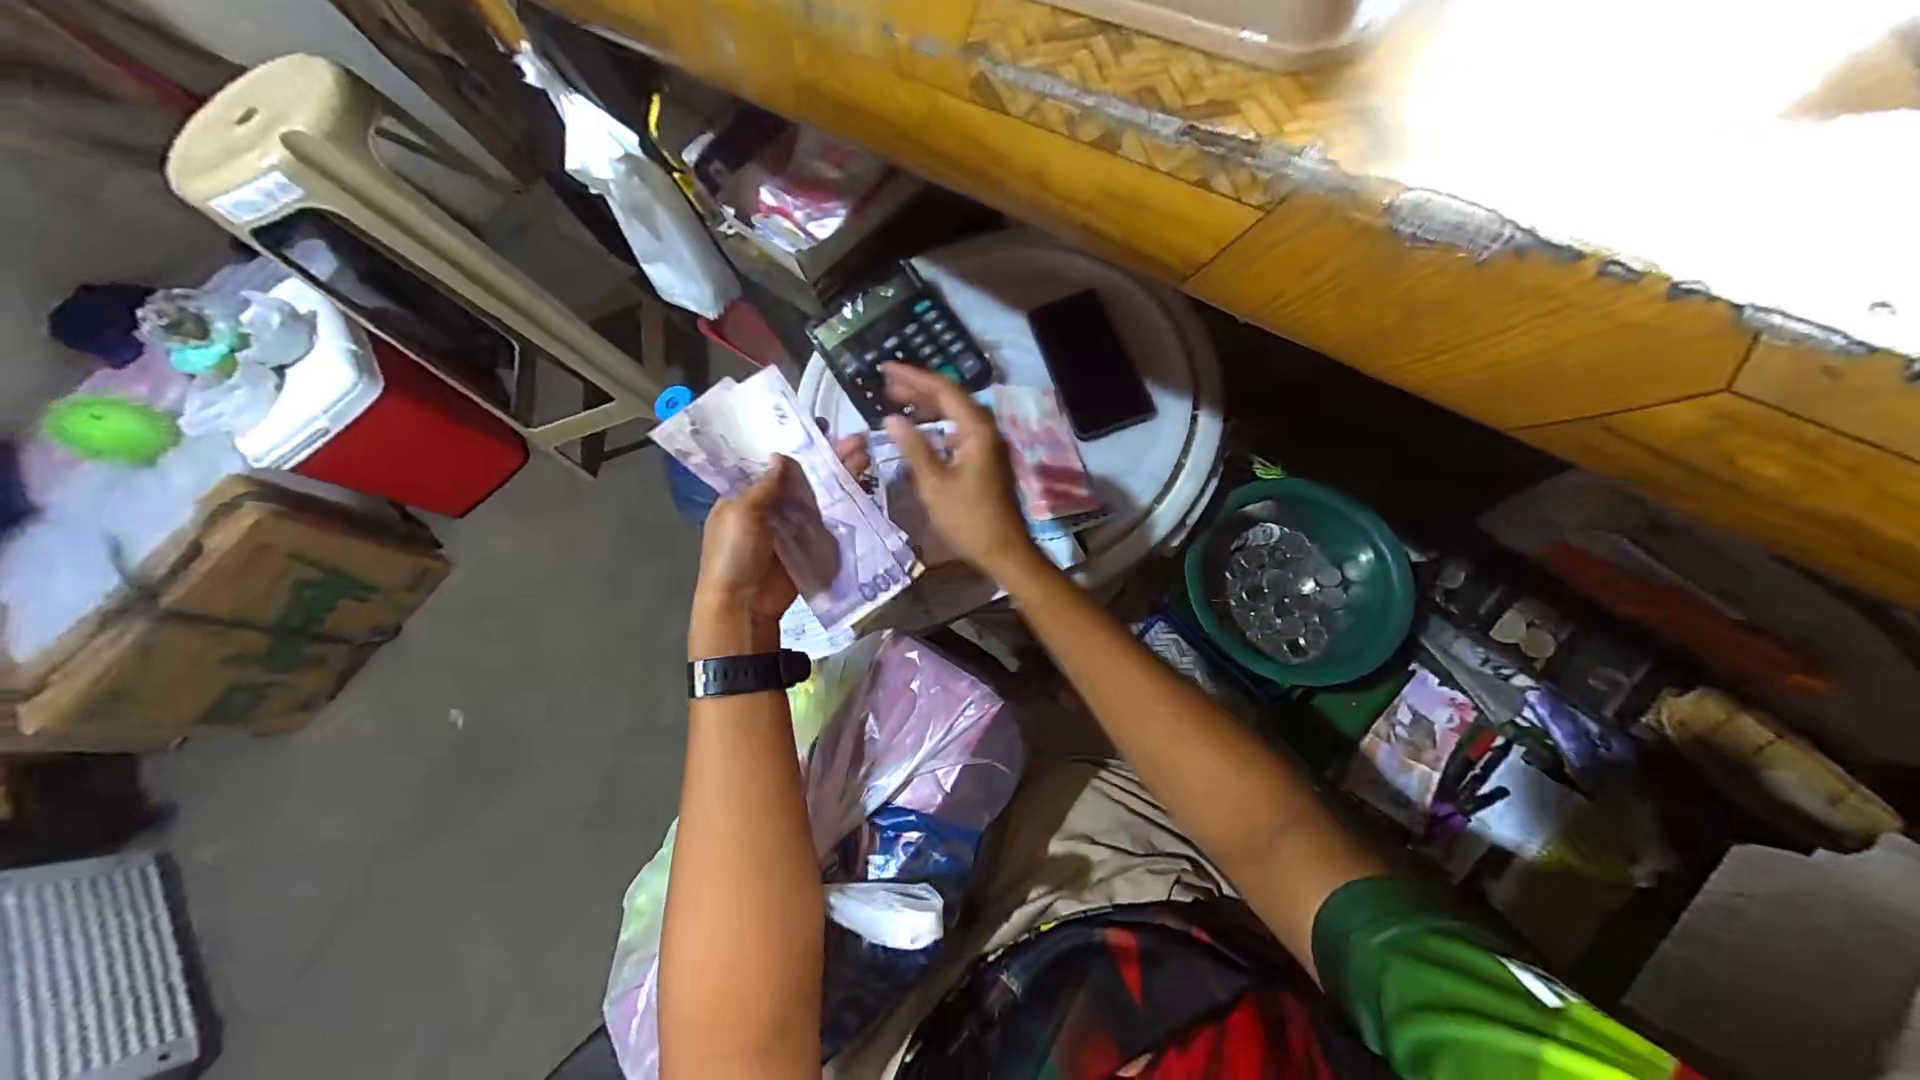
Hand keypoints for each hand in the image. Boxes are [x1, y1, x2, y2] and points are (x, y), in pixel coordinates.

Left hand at [689, 436, 866, 656]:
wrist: (744, 605)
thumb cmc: (733, 555)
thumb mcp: (741, 513)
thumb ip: (765, 484)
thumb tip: (781, 454)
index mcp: (746, 491)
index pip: (773, 460)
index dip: (797, 443)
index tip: (821, 426)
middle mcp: (771, 502)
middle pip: (803, 474)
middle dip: (828, 456)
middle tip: (856, 438)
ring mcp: (793, 522)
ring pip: (819, 492)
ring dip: (841, 473)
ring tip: (865, 454)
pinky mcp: (811, 541)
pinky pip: (828, 517)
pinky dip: (844, 502)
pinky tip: (862, 484)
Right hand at [880, 363, 1035, 578]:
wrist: (1004, 550)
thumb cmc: (968, 519)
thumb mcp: (934, 484)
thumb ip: (914, 448)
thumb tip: (891, 419)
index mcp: (977, 430)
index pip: (942, 390)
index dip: (912, 377)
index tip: (885, 368)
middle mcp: (987, 429)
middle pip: (951, 397)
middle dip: (918, 388)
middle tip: (886, 384)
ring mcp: (989, 444)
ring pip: (956, 414)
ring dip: (928, 405)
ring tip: (897, 401)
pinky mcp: (987, 458)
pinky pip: (960, 430)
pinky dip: (938, 425)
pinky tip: (920, 429)